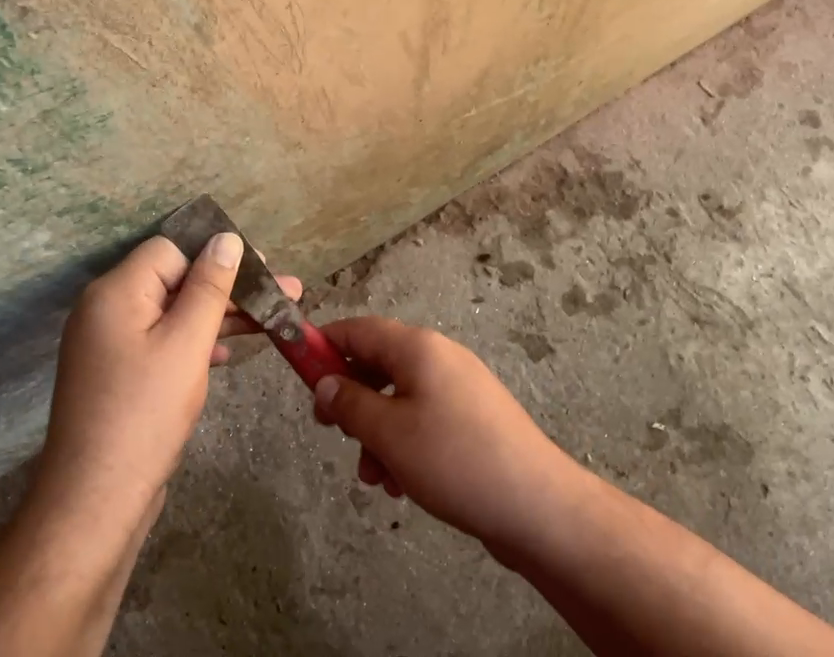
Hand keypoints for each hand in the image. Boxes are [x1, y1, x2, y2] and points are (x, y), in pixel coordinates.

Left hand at [38, 233, 298, 513]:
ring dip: (217, 316)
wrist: (95, 498)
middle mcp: (105, 309)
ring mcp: (108, 344)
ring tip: (269, 324)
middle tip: (285, 296)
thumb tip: (226, 238)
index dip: (218, 256)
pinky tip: (224, 355)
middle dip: (229, 288)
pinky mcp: (116, 374)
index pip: (172, 250)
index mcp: (116, 291)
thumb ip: (209, 287)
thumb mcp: (187, 343)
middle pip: (175, 280)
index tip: (264, 271)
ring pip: (171, 313)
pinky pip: (160, 341)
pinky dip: (193, 342)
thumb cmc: (145, 413)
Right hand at [310, 318, 588, 552]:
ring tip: (374, 477)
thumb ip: (349, 403)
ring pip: (399, 399)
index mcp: (418, 347)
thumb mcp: (388, 432)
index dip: (323, 345)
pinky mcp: (473, 420)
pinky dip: (404, 445)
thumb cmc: (454, 460)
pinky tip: (402, 484)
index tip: (298, 373)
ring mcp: (460, 389)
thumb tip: (324, 383)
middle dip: (351, 400)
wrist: (535, 505)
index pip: (358, 328)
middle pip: (378, 364)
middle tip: (332, 432)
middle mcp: (440, 358)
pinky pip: (423, 421)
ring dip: (376, 433)